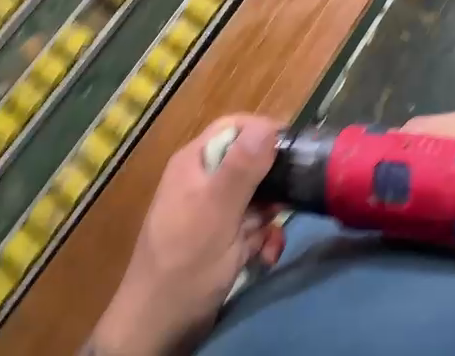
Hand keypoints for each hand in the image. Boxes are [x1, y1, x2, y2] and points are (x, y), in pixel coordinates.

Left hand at [91, 114, 283, 355]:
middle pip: (250, 163)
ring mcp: (211, 212)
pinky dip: (262, 241)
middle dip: (272, 188)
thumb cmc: (185, 263)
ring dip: (269, 220)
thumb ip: (242, 167)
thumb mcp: (217, 212)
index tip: (297, 148)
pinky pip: (251, 228)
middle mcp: (202, 180)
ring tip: (270, 244)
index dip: (265, 132)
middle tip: (288, 205)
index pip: (235, 128)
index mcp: (195, 163)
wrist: (156, 329)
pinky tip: (265, 258)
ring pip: (256, 199)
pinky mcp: (219, 240)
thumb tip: (268, 125)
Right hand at [402, 100, 454, 270]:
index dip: (393, 155)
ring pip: (445, 129)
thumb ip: (443, 228)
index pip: (418, 131)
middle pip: (428, 127)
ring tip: (420, 186)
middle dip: (409, 156)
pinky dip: (450, 151)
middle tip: (396, 189)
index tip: (378, 181)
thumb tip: (396, 227)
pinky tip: (449, 178)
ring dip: (430, 154)